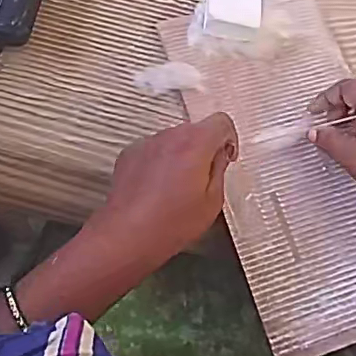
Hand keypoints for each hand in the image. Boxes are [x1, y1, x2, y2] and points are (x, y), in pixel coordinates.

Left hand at [83, 114, 237, 265]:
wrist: (127, 234)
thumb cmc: (170, 223)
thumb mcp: (212, 201)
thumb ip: (220, 169)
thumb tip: (219, 156)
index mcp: (195, 143)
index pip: (220, 121)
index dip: (228, 138)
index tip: (227, 156)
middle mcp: (169, 136)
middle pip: (195, 131)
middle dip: (203, 150)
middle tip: (204, 179)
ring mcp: (146, 143)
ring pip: (172, 140)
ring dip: (180, 156)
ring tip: (178, 189)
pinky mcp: (129, 154)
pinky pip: (153, 151)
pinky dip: (159, 162)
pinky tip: (158, 189)